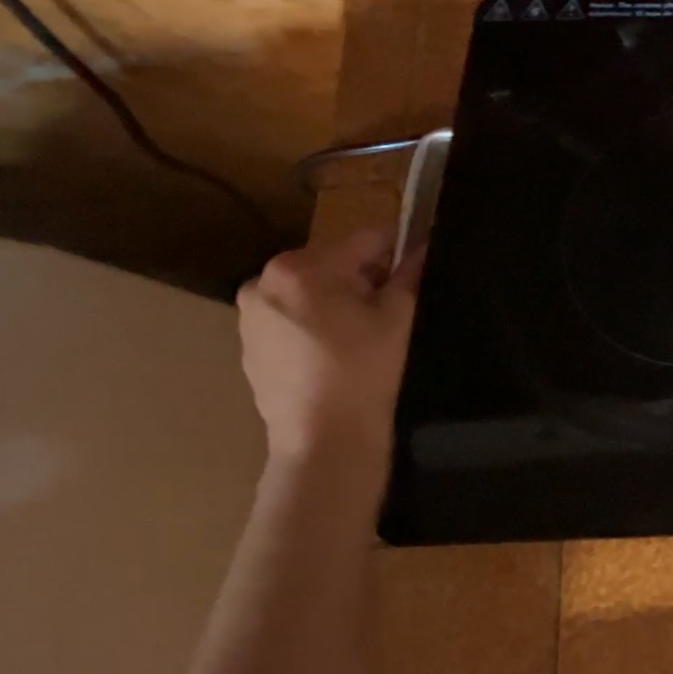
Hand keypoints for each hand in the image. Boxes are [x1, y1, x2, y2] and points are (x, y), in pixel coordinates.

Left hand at [236, 230, 423, 462]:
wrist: (323, 435)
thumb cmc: (365, 369)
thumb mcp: (399, 315)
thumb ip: (411, 272)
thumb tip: (424, 246)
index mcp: (301, 268)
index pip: (366, 238)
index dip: (401, 246)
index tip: (421, 262)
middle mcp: (264, 281)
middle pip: (334, 261)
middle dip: (366, 275)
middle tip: (394, 306)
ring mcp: (250, 313)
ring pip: (312, 288)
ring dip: (340, 298)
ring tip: (366, 331)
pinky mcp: (248, 340)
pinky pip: (293, 314)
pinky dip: (317, 321)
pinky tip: (339, 350)